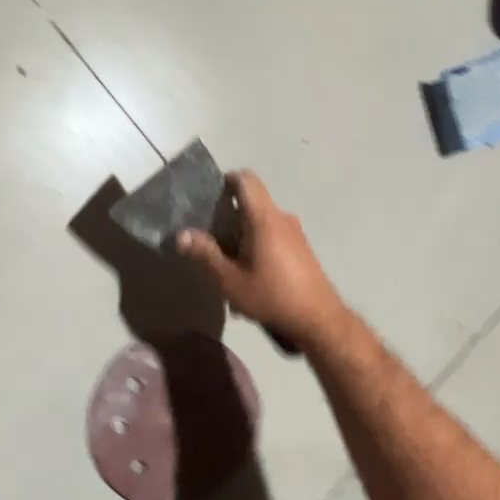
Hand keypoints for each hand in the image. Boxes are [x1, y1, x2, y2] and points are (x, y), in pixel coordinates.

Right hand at [177, 170, 346, 346]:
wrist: (318, 319)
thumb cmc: (272, 296)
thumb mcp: (230, 280)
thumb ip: (205, 254)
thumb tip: (181, 235)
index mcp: (264, 218)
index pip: (246, 179)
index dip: (225, 181)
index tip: (208, 199)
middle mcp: (282, 217)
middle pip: (251, 201)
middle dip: (227, 214)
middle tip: (207, 236)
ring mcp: (295, 232)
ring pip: (261, 220)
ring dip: (241, 233)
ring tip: (224, 260)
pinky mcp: (301, 248)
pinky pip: (273, 234)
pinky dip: (256, 244)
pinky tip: (247, 274)